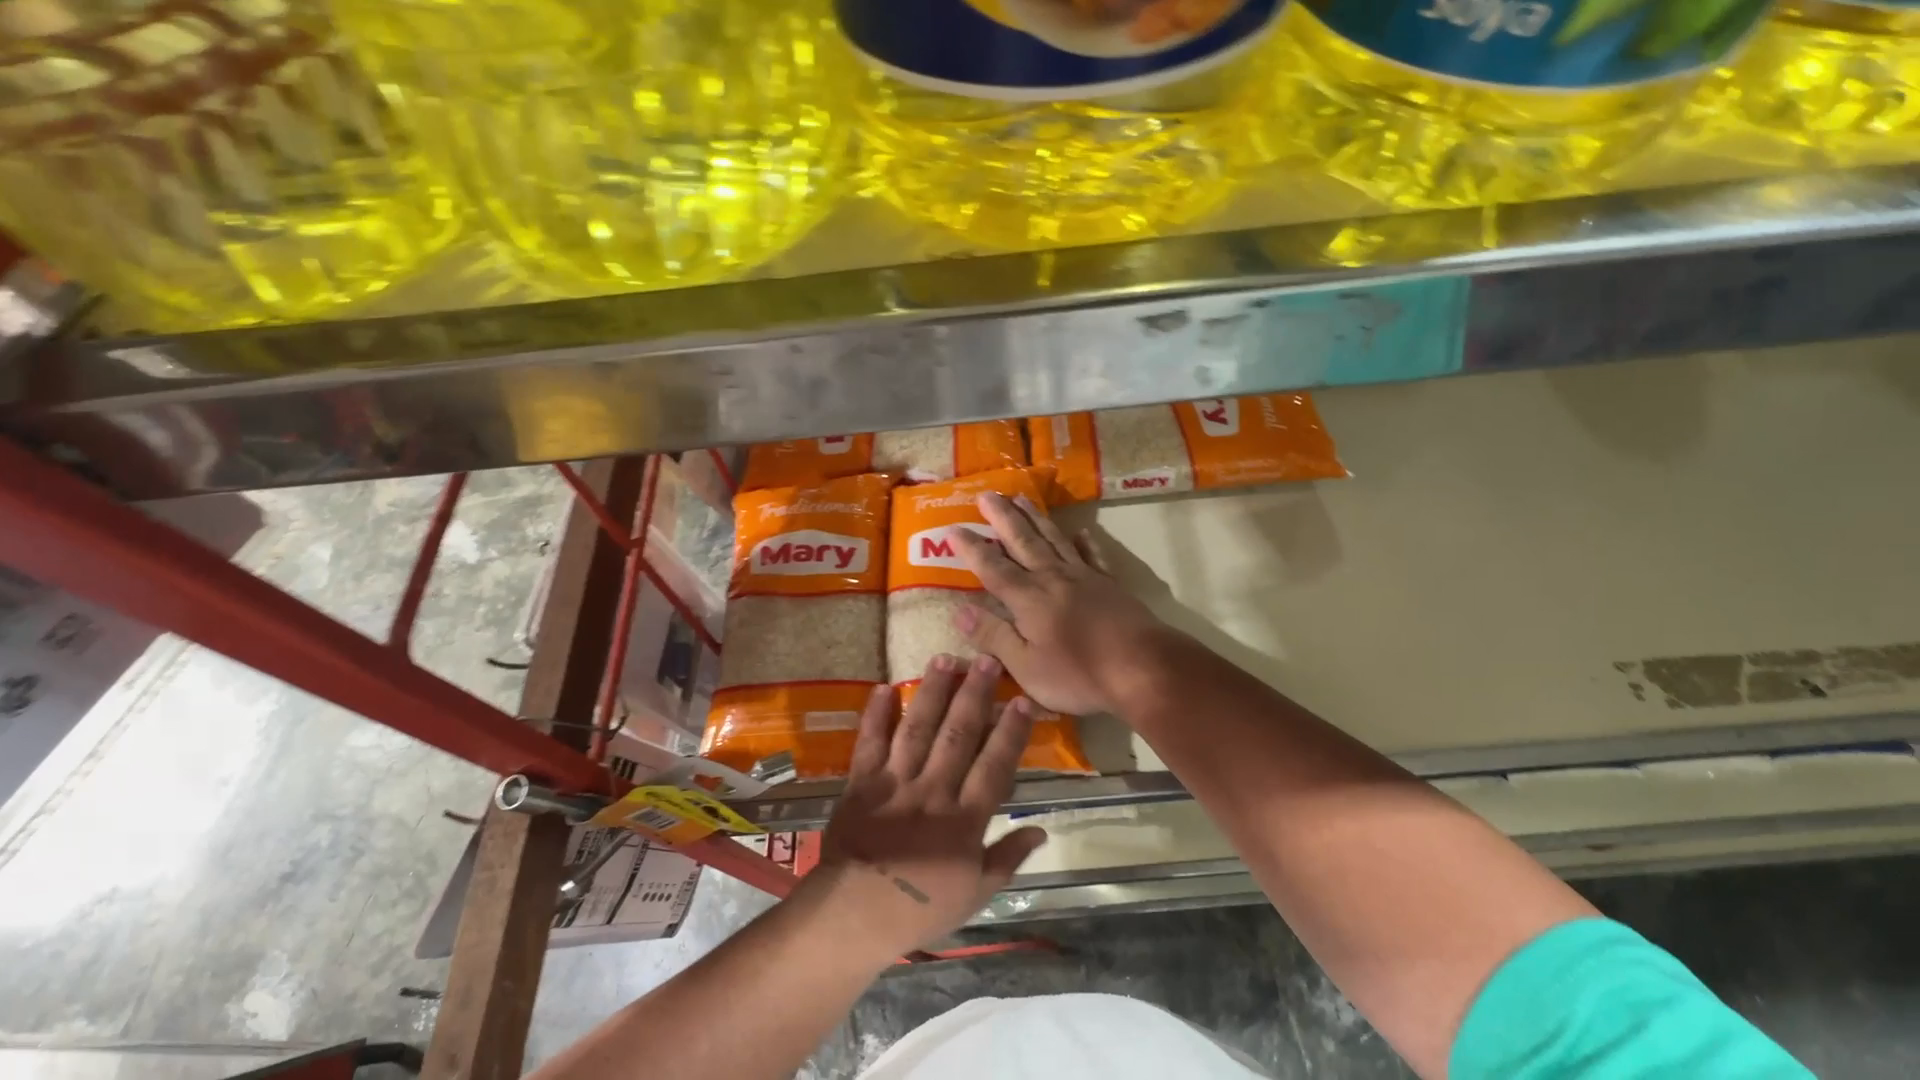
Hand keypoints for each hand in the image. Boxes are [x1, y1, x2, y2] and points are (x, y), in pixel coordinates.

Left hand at [798, 655, 1048, 963]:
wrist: (854, 914)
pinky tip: (885, 688)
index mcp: (964, 819)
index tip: (1023, 700)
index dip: (1010, 732)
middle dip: (974, 695)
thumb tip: (1042, 830)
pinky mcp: (860, 784)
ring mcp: (894, 784)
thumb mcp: (976, 893)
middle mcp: (932, 792)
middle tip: (988, 660)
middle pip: (958, 735)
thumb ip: (1008, 857)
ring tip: (945, 659)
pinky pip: (869, 743)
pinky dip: (876, 715)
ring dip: (932, 692)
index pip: (994, 766)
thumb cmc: (920, 909)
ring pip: (917, 729)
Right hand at [949, 492, 1171, 715]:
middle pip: (1023, 541)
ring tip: (1022, 498)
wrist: (1141, 667)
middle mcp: (1053, 579)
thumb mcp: (1026, 667)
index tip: (953, 528)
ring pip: (1054, 539)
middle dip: (1002, 518)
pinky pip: (1092, 556)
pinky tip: (1080, 532)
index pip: (992, 568)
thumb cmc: (1079, 674)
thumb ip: (993, 637)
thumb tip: (959, 611)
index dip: (972, 548)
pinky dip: (1084, 542)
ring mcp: (1084, 578)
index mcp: (1028, 599)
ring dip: (1035, 518)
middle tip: (987, 494)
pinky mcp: (1109, 585)